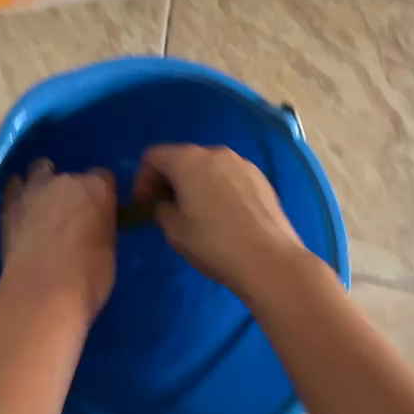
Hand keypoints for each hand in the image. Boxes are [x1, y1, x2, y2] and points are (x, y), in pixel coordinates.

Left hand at [0, 159, 116, 322]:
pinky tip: (21, 211)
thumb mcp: (108, 251)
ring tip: (42, 206)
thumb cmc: (87, 279)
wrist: (43, 293)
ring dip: (43, 183)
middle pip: (72, 176)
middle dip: (71, 192)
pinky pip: (14, 186)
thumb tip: (94, 226)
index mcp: (98, 189)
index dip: (101, 195)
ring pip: (39, 170)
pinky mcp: (9, 203)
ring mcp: (35, 188)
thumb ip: (101, 227)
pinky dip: (18, 194)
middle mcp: (67, 180)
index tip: (99, 212)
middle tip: (70, 217)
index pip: (104, 178)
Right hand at [133, 144, 315, 296]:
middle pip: (182, 158)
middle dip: (170, 180)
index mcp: (187, 160)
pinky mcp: (261, 177)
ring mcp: (241, 163)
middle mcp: (214, 152)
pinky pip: (229, 176)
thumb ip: (161, 209)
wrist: (270, 261)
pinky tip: (225, 216)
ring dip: (196, 183)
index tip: (144, 205)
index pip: (153, 156)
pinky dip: (219, 188)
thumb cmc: (214, 244)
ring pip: (208, 166)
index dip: (142, 179)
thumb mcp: (173, 231)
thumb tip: (166, 203)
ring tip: (199, 213)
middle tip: (168, 208)